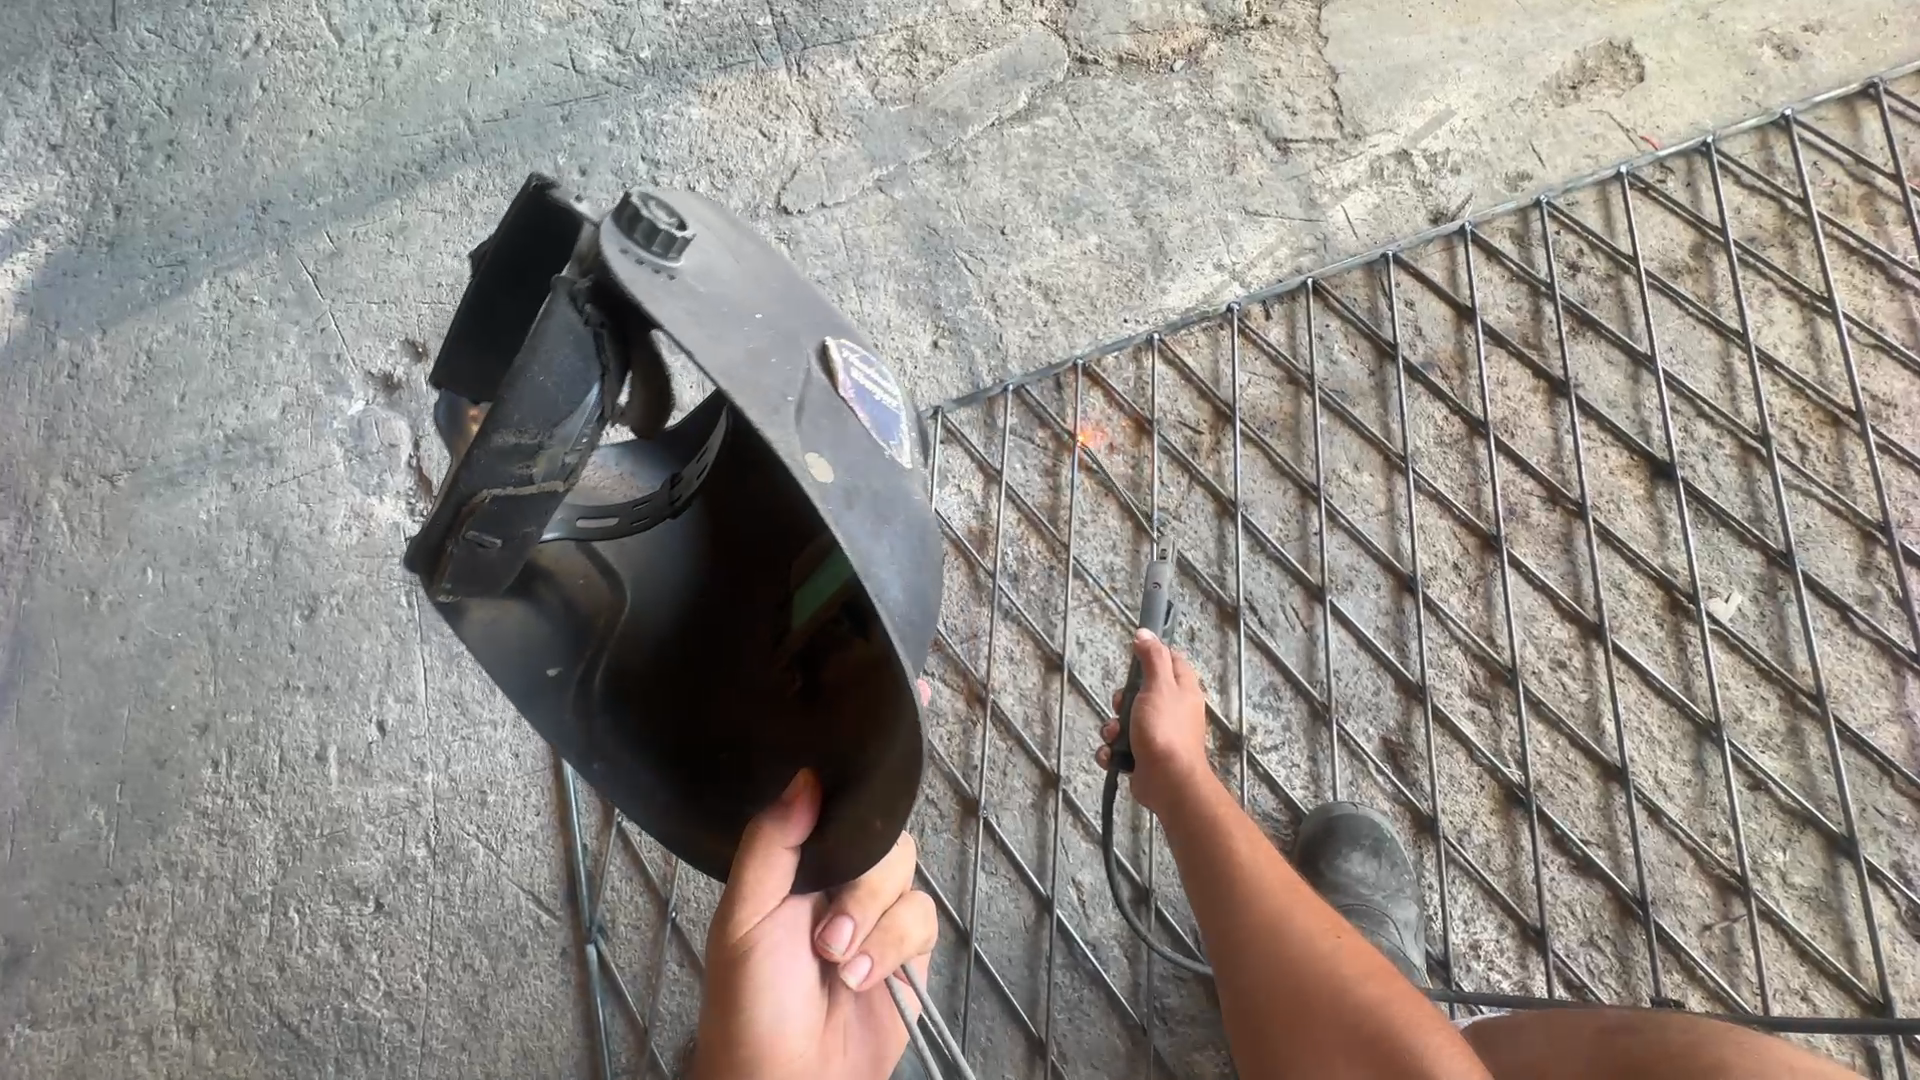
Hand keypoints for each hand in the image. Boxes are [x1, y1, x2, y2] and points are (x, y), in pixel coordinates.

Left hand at [691, 772, 936, 1079]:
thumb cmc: (751, 1003)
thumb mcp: (742, 919)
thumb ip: (770, 844)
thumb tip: (806, 776)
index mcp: (800, 862)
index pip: (839, 809)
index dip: (851, 812)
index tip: (850, 823)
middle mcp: (841, 879)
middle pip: (882, 838)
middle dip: (862, 888)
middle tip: (829, 937)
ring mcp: (876, 913)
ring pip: (906, 875)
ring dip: (876, 922)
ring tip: (843, 968)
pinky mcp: (908, 949)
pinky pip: (924, 918)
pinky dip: (897, 947)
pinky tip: (868, 981)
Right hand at [1096, 629, 1210, 812]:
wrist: (1168, 782)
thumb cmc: (1165, 729)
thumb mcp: (1158, 686)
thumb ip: (1152, 658)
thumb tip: (1145, 633)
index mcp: (1183, 690)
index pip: (1171, 662)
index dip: (1152, 656)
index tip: (1135, 657)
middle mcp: (1172, 711)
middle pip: (1141, 693)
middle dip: (1122, 700)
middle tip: (1121, 706)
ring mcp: (1158, 736)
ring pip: (1126, 721)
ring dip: (1113, 728)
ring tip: (1114, 736)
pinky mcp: (1144, 758)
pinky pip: (1121, 748)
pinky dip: (1112, 752)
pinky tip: (1112, 756)